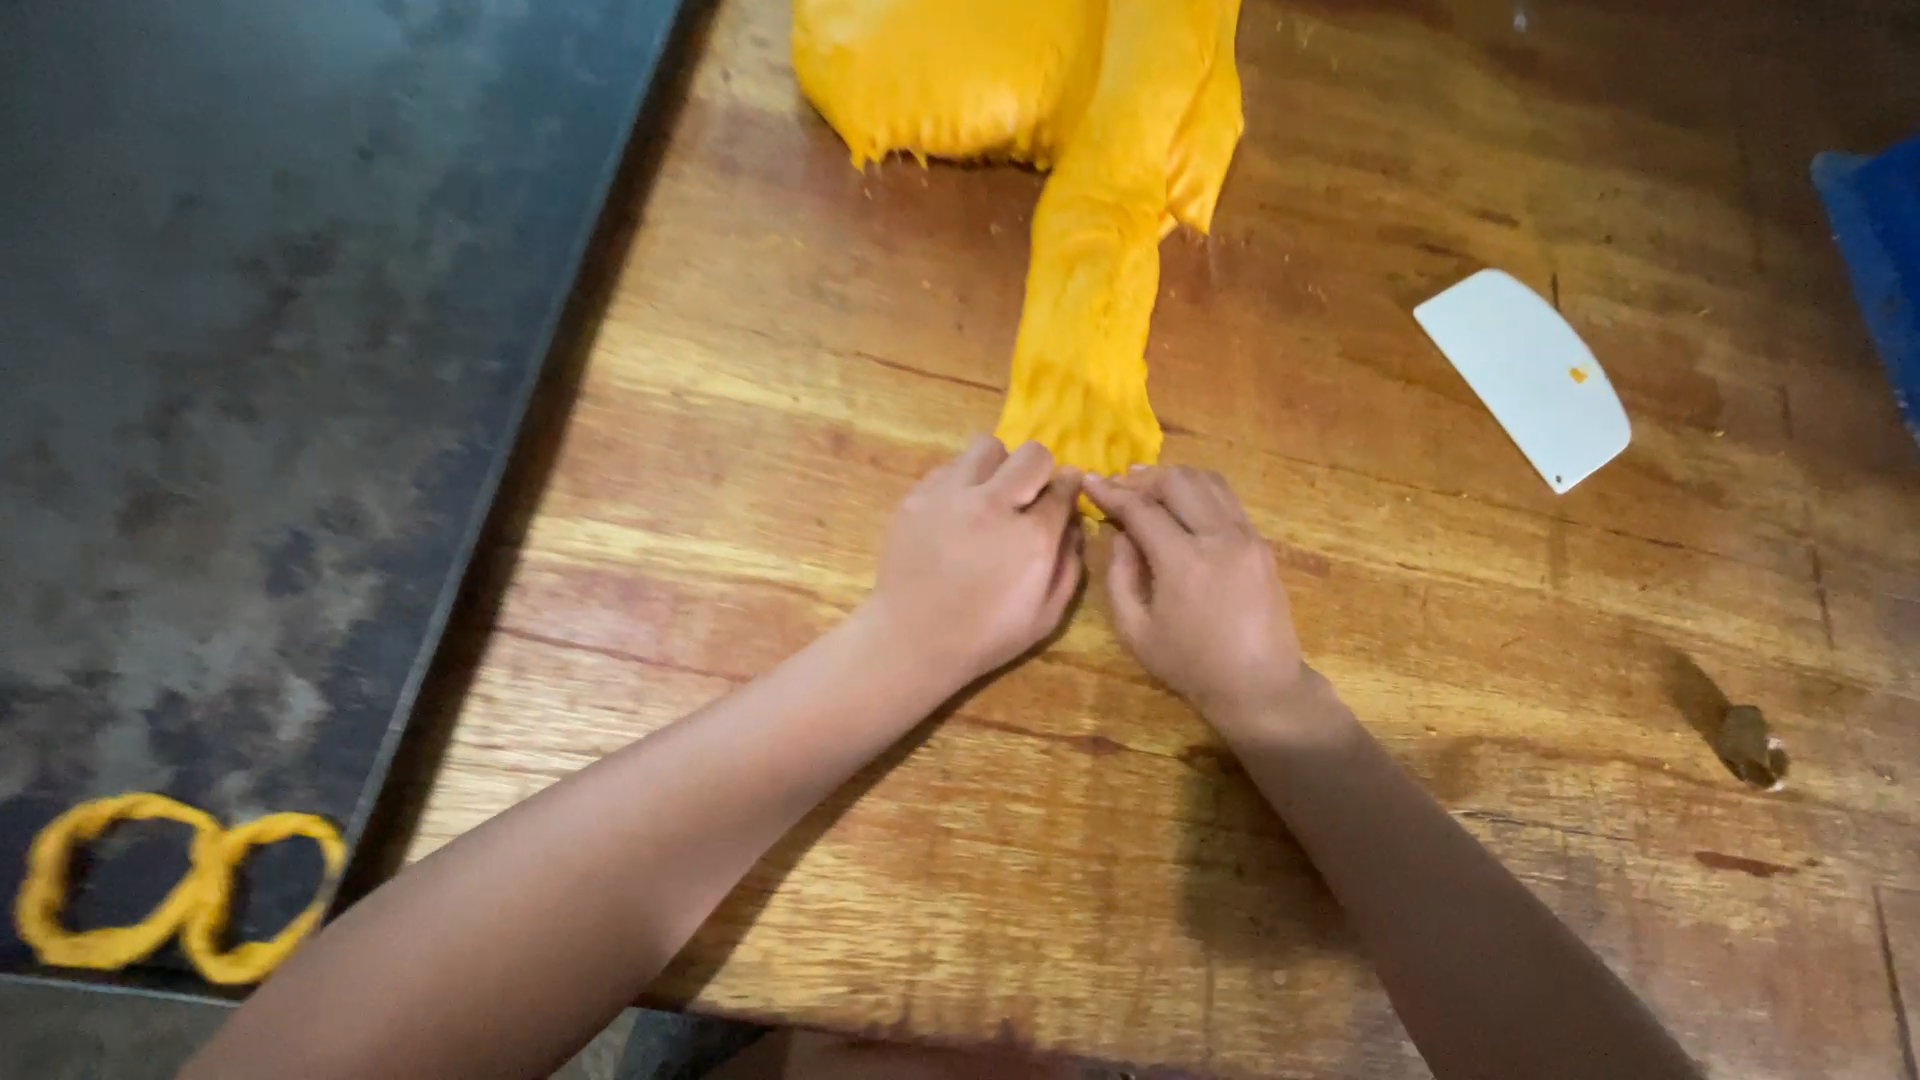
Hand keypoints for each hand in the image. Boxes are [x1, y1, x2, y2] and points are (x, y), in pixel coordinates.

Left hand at [865, 435, 1084, 689]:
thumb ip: (1070, 565)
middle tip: (1026, 496)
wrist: (912, 639)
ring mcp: (951, 495)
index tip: (1062, 496)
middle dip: (1039, 470)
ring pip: (987, 446)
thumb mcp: (1046, 615)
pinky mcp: (918, 496)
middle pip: (1032, 454)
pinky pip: (949, 466)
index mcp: (1032, 537)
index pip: (1064, 487)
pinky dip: (961, 480)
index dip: (1067, 489)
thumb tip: (1074, 524)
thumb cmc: (985, 636)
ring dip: (998, 465)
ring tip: (988, 494)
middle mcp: (993, 505)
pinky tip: (955, 510)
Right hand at [1085, 467, 1308, 731]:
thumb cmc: (1190, 665)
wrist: (1259, 685)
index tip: (1087, 480)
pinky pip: (1226, 499)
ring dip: (1172, 479)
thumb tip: (1122, 534)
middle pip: (1178, 481)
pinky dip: (1198, 491)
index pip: (1142, 509)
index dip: (1110, 492)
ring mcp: (1247, 537)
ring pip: (1208, 480)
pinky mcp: (1260, 542)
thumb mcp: (1135, 631)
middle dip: (1142, 478)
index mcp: (1184, 563)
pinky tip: (1180, 506)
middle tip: (1118, 488)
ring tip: (1147, 489)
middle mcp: (1219, 538)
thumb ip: (1120, 575)